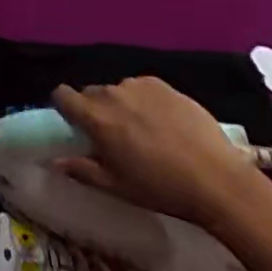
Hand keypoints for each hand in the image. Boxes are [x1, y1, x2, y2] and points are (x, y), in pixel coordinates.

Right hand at [52, 77, 260, 228]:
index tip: (73, 122)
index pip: (62, 94)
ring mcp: (139, 84)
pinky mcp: (162, 83)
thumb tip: (57, 160)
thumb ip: (83, 170)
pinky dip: (144, 100)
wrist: (214, 177)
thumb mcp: (117, 186)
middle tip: (112, 135)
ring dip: (121, 104)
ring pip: (118, 90)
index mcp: (96, 117)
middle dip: (95, 109)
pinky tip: (162, 122)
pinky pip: (141, 87)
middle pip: (91, 92)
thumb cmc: (160, 187)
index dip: (63, 105)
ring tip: (142, 129)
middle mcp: (112, 93)